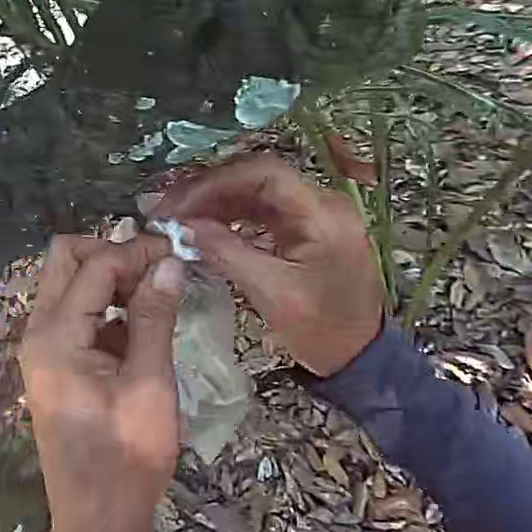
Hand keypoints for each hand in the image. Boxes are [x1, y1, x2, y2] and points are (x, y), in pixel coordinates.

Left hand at [20, 234, 185, 531]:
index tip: (180, 255)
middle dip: (116, 253)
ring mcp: (45, 350)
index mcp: (56, 336)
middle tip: (162, 270)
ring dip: (115, 279)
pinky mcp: (58, 365)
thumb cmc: (127, 461)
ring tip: (162, 293)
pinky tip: (147, 323)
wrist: (98, 526)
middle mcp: (39, 334)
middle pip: (68, 261)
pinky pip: (81, 315)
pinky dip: (112, 306)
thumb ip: (156, 317)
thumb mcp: (150, 385)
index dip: (139, 252)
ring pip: (73, 285)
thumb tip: (170, 263)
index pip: (96, 265)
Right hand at [155, 153, 383, 376]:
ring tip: (182, 218)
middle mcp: (325, 204)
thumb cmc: (323, 331)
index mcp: (324, 215)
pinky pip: (267, 212)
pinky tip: (208, 227)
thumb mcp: (272, 294)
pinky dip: (236, 217)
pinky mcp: (309, 230)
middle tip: (171, 208)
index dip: (216, 183)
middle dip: (212, 190)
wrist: (360, 357)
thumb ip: (227, 253)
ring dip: (220, 202)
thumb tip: (185, 226)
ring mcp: (318, 216)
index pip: (265, 175)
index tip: (181, 202)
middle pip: (260, 178)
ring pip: (260, 193)